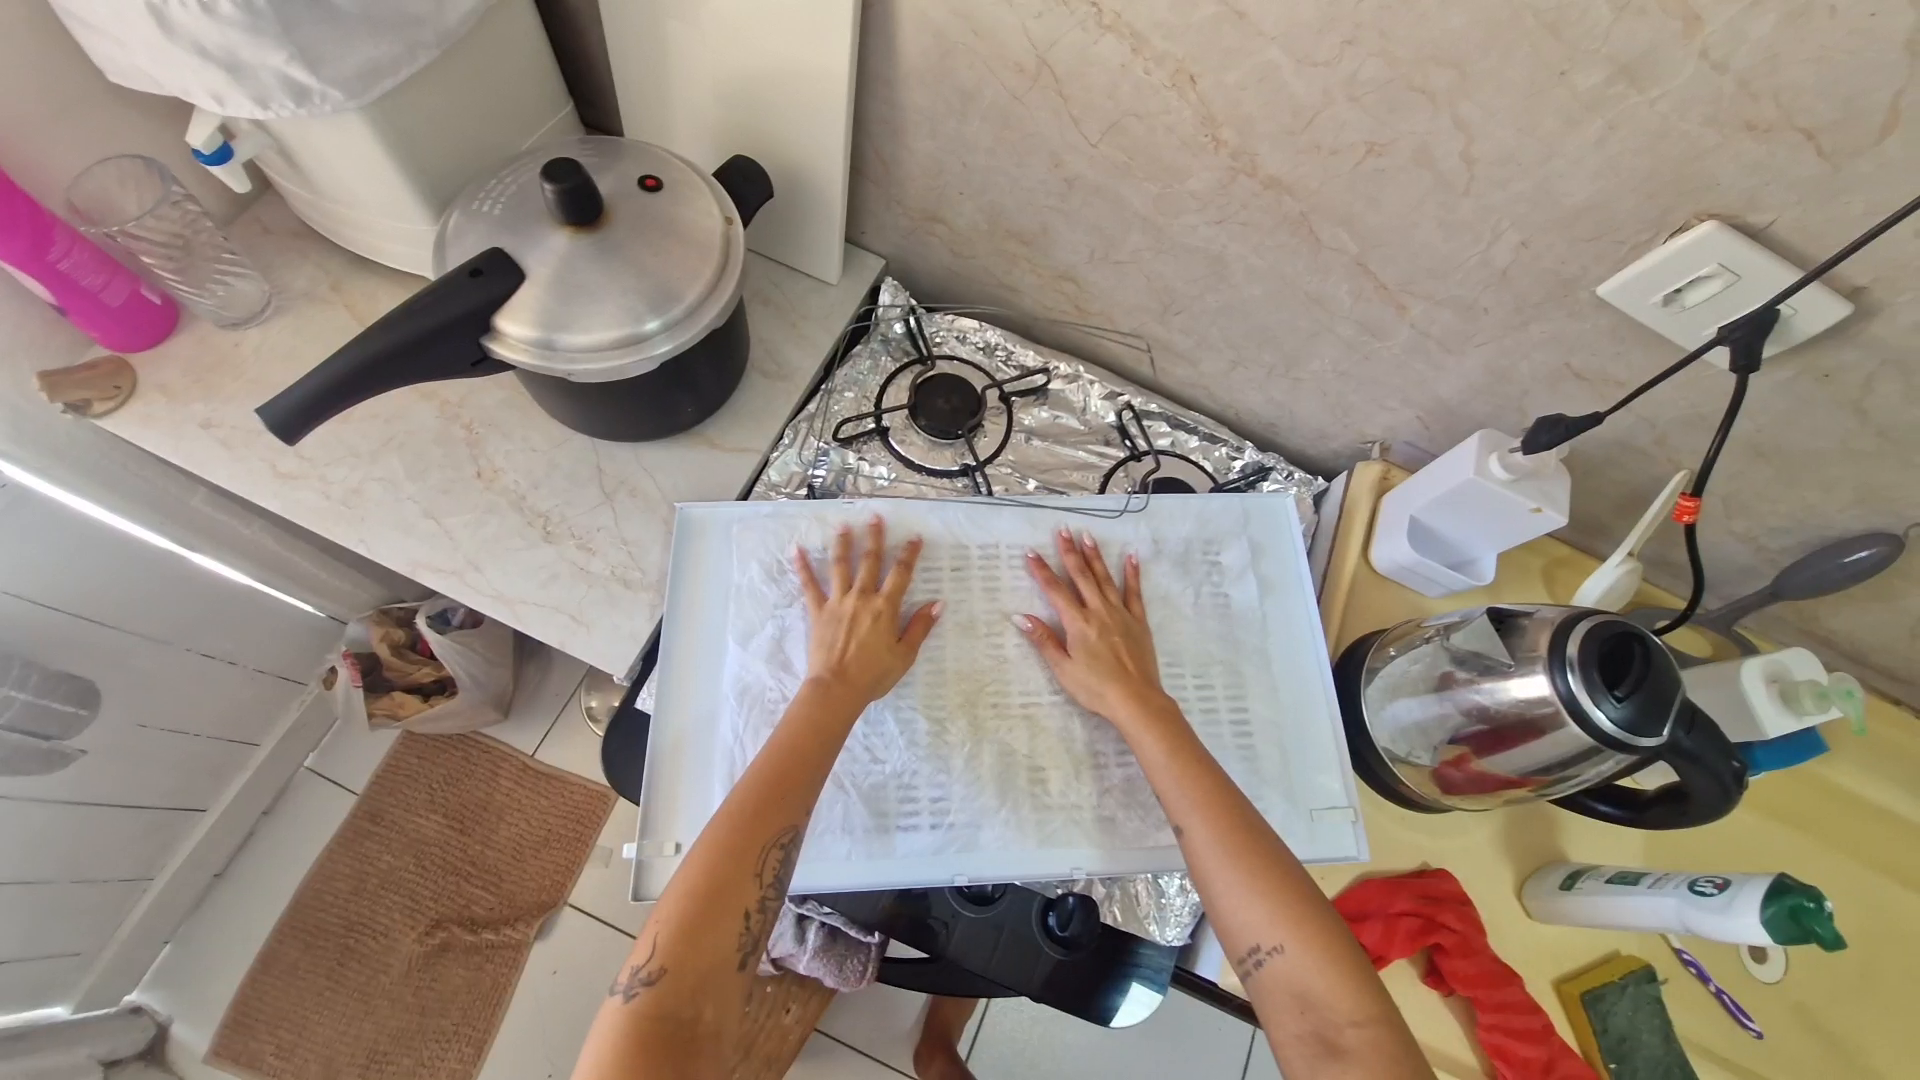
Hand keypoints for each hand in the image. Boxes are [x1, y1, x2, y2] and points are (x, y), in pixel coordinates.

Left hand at [794, 516, 941, 705]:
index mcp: (886, 607)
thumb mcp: (905, 654)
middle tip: (875, 516)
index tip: (915, 537)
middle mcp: (862, 597)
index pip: (901, 573)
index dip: (909, 554)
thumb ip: (920, 627)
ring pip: (840, 566)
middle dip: (874, 537)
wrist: (837, 688)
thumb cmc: (874, 675)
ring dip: (842, 543)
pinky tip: (795, 550)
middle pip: (870, 561)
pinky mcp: (817, 611)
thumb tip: (937, 603)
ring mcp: (837, 602)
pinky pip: (808, 585)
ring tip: (843, 525)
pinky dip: (802, 567)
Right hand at [1017, 527, 1177, 731]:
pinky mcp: (1138, 621)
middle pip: (1081, 576)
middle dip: (1069, 552)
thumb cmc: (1095, 688)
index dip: (1041, 570)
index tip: (1030, 552)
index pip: (1055, 590)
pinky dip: (1132, 573)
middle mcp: (1098, 611)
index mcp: (1077, 623)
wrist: (1136, 699)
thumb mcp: (1063, 668)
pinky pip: (1134, 592)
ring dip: (1095, 556)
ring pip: (1105, 578)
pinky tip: (1131, 556)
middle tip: (1062, 530)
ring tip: (1087, 536)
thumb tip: (1021, 617)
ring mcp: (1120, 613)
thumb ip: (1044, 640)